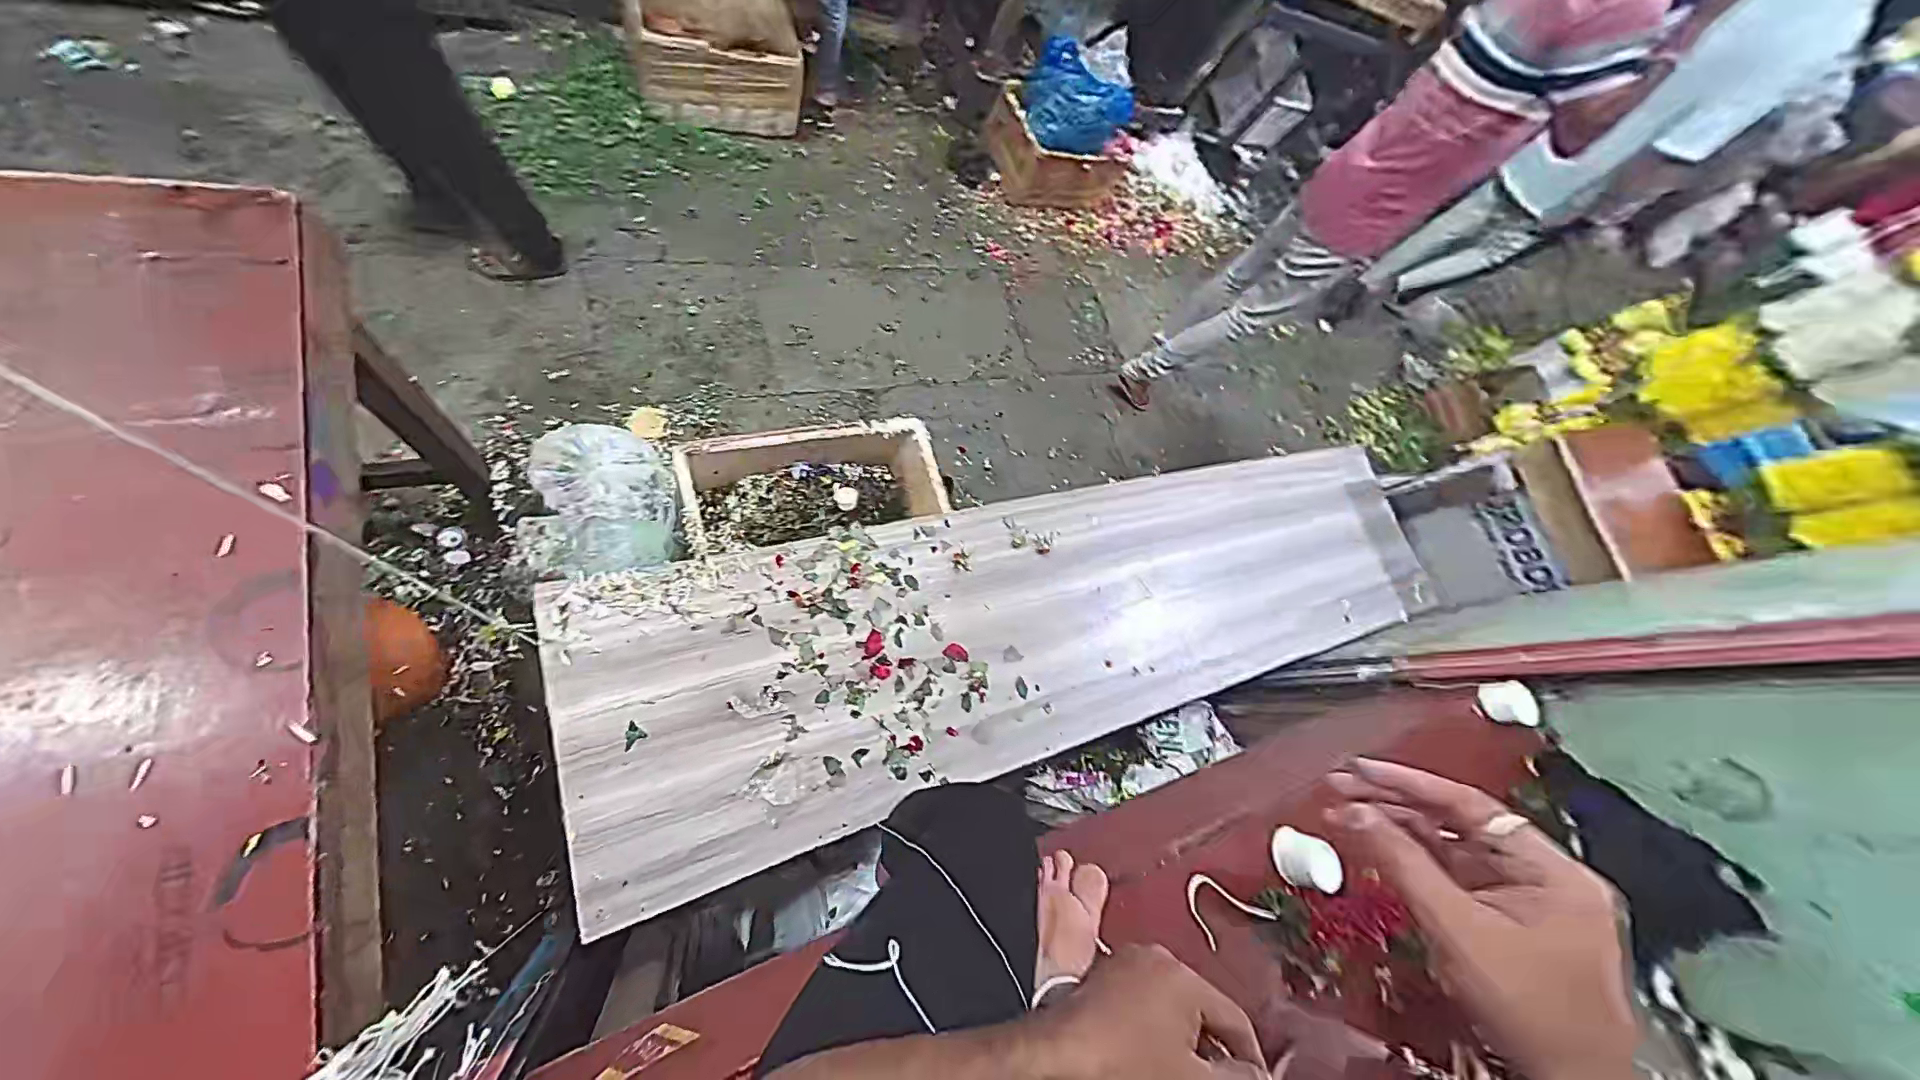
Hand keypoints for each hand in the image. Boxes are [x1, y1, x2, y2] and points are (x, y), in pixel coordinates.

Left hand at [1035, 944, 1263, 1078]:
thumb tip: (1254, 1073)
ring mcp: (1126, 963)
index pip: (1236, 1021)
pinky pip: (1144, 1001)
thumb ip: (1237, 1078)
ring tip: (1181, 1069)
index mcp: (1183, 977)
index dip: (1251, 1062)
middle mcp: (1156, 958)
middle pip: (1203, 1009)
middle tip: (1216, 1077)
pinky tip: (1150, 1057)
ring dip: (1185, 1039)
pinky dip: (1155, 1027)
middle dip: (1215, 1049)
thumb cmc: (1128, 1067)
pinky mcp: (1103, 976)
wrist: (1060, 1057)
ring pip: (1173, 1005)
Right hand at [1324, 759, 1637, 1079]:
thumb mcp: (1456, 929)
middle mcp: (1542, 874)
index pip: (1469, 805)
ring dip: (1395, 826)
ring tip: (1343, 809)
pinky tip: (1373, 841)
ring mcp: (1523, 895)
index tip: (1358, 769)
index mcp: (1552, 871)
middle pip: (1456, 820)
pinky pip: (1449, 870)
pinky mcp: (1502, 915)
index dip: (1407, 782)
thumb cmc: (1526, 1010)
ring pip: (1448, 843)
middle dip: (1393, 802)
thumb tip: (1353, 812)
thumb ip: (1402, 863)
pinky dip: (1409, 855)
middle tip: (1338, 786)